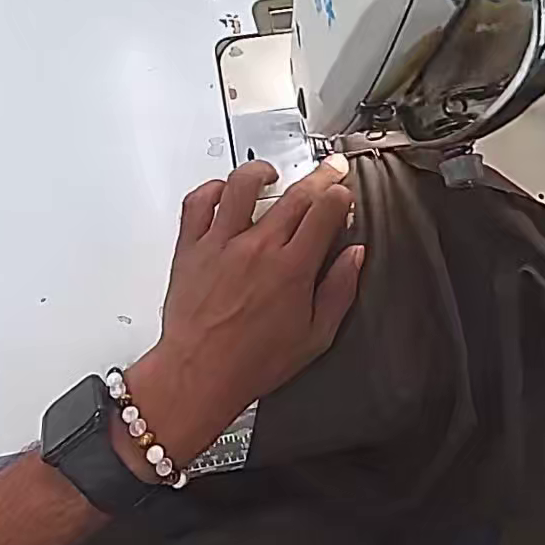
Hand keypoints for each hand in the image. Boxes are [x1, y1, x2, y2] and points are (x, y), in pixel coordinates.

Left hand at [117, 156, 365, 471]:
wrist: (199, 373)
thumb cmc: (252, 361)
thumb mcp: (315, 336)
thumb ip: (340, 290)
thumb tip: (354, 257)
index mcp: (292, 268)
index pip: (326, 209)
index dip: (341, 194)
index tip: (344, 195)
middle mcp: (257, 248)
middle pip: (295, 193)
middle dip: (320, 176)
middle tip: (328, 172)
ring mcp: (221, 243)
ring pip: (243, 185)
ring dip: (263, 171)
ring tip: (272, 174)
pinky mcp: (191, 247)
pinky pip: (198, 203)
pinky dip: (211, 188)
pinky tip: (222, 191)